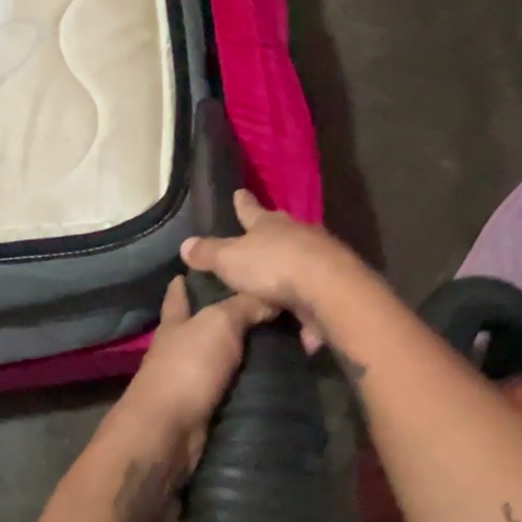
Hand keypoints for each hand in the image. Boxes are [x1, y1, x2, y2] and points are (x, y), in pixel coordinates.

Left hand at [112, 277, 276, 467]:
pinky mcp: (201, 411)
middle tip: (265, 306)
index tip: (208, 265)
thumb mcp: (219, 323)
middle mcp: (177, 351)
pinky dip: (246, 384)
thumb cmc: (187, 368)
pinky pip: (230, 390)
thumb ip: (244, 306)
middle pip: (202, 327)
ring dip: (241, 354)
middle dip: (225, 316)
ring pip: (219, 360)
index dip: (188, 278)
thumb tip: (272, 295)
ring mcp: (188, 383)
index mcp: (174, 324)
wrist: (167, 435)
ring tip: (280, 342)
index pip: (179, 293)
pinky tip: (271, 379)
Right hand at [179, 190, 368, 349]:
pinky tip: (305, 329)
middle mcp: (298, 234)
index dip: (243, 202)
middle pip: (282, 230)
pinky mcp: (334, 284)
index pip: (251, 209)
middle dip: (273, 233)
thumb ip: (209, 253)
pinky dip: (309, 306)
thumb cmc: (272, 266)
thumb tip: (186, 243)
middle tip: (264, 236)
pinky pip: (316, 295)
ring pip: (303, 259)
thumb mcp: (230, 259)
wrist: (327, 287)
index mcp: (269, 224)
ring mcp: (321, 257)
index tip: (240, 191)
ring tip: (281, 286)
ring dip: (294, 270)